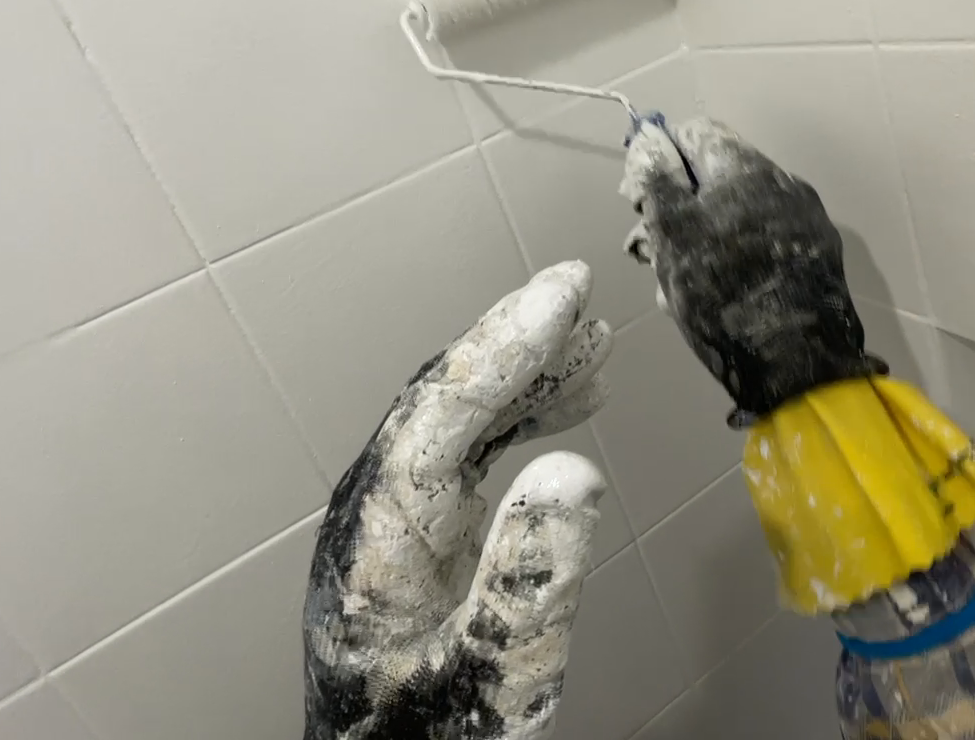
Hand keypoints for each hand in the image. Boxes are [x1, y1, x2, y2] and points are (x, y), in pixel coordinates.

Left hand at [302, 262, 611, 739]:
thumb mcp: (487, 683)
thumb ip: (527, 583)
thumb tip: (575, 468)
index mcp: (379, 532)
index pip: (442, 408)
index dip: (506, 344)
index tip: (564, 293)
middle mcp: (381, 501)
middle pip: (451, 394)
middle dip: (518, 338)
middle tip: (579, 290)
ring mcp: (401, 506)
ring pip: (466, 412)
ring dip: (531, 373)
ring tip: (595, 346)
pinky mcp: (425, 518)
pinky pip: (476, 445)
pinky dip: (526, 416)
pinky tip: (570, 402)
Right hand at [619, 117, 883, 423]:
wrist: (797, 363)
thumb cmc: (722, 292)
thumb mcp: (672, 234)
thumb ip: (657, 181)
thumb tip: (648, 140)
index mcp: (746, 168)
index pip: (695, 133)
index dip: (660, 157)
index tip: (637, 196)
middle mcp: (781, 184)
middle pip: (713, 178)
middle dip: (673, 208)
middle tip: (647, 247)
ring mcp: (802, 222)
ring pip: (731, 216)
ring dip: (695, 240)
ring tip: (671, 284)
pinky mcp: (813, 258)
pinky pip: (757, 243)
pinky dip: (728, 259)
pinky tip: (709, 296)